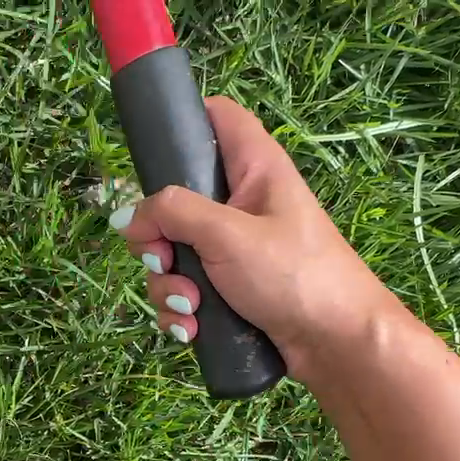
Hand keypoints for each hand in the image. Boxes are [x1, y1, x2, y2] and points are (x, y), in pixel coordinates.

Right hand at [110, 97, 406, 387]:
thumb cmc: (292, 275)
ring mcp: (232, 250)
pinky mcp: (227, 290)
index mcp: (253, 170)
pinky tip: (193, 328)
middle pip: (174, 205)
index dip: (182, 127)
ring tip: (192, 308)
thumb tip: (127, 215)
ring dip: (169, 287)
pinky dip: (181, 312)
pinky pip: (184, 293)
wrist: (332, 341)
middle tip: (164, 262)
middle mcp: (240, 205)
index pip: (216, 119)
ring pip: (173, 257)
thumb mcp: (227, 236)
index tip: (149, 161)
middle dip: (157, 242)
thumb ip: (173, 215)